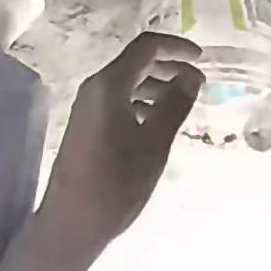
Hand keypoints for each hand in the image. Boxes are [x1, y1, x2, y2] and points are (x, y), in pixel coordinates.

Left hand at [37, 32, 203, 254]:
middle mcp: (96, 86)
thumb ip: (174, 105)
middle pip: (137, 61)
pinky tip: (159, 120)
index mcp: (109, 84)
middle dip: (169, 66)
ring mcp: (89, 104)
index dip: (175, 47)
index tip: (201, 59)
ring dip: (158, 84)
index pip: (146, 47)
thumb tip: (191, 76)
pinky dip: (143, 100)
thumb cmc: (114, 184)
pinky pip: (120, 97)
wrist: (70, 224)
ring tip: (183, 103)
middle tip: (198, 83)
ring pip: (129, 80)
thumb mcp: (154, 144)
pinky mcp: (88, 122)